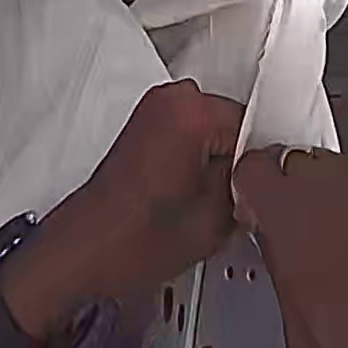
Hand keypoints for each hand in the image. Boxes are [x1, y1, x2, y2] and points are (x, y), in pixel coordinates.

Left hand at [0, 80, 242, 342]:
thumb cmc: (133, 239)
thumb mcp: (216, 218)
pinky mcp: (145, 116)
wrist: (85, 250)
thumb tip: (262, 169)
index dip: (255, 163)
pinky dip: (193, 147)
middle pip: (231, 119)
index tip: (251, 185)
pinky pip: (188, 123)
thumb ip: (250, 182)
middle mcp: (174, 98)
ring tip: (198, 191)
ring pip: (211, 122)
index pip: (252, 126)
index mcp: (194, 114)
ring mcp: (156, 104)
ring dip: (213, 151)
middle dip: (234, 154)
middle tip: (226, 194)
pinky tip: (184, 182)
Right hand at [235, 148, 347, 347]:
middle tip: (305, 222)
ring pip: (339, 166)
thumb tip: (279, 245)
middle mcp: (328, 181)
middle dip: (297, 186)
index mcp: (287, 210)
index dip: (254, 183)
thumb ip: (281, 259)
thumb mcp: (294, 318)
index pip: (254, 168)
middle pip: (298, 161)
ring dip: (337, 188)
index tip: (258, 194)